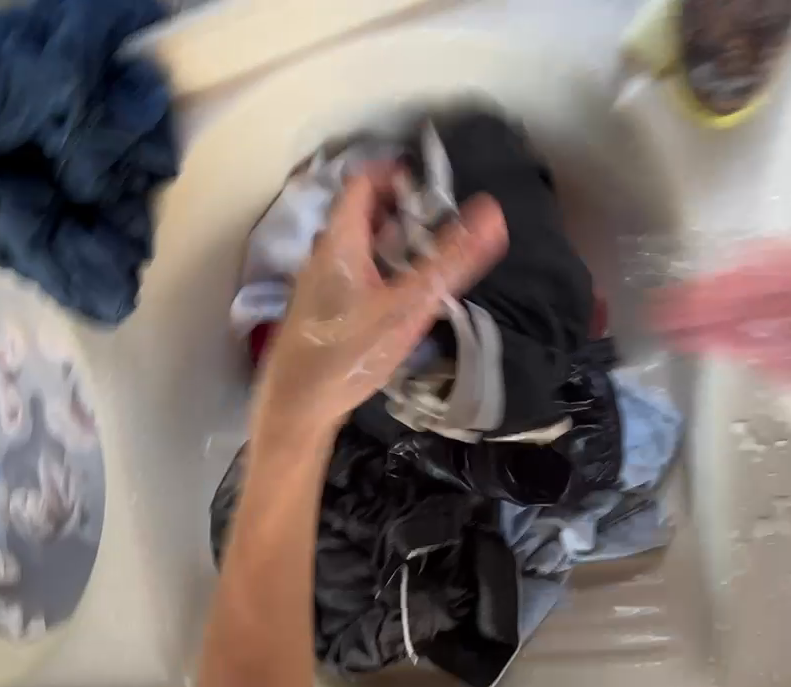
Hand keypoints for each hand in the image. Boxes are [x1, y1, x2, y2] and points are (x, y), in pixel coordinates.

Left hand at [250, 169, 507, 444]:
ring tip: (424, 262)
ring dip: (389, 246)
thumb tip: (493, 213)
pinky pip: (351, 276)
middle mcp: (322, 255)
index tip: (430, 188)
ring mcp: (317, 285)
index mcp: (340, 242)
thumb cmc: (348, 355)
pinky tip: (396, 301)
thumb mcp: (407, 308)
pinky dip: (377, 273)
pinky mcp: (319, 313)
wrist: (297, 408)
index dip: (396, 174)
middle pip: (360, 215)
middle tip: (436, 226)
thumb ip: (450, 262)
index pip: (364, 182)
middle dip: (400, 213)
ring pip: (356, 248)